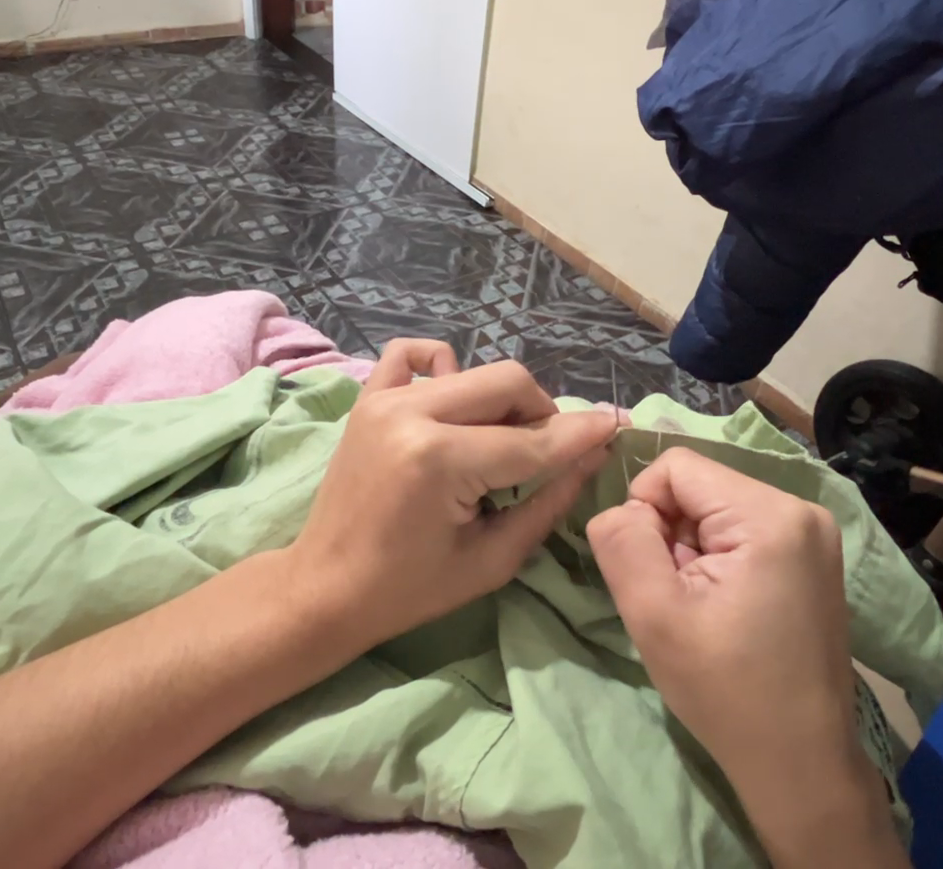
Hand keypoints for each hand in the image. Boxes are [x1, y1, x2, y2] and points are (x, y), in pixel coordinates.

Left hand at [288, 339, 616, 649]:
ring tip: (500, 440)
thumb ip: (547, 501)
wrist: (326, 587)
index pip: (531, 441)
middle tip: (546, 454)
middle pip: (508, 383)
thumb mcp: (492, 559)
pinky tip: (453, 399)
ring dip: (502, 399)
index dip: (580, 437)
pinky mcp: (368, 398)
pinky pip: (412, 354)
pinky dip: (444, 365)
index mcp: (440, 460)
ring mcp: (385, 399)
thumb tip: (592, 455)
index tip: (615, 426)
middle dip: (543, 415)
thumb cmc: (410, 589)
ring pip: (474, 369)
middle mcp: (412, 413)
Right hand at [586, 447, 855, 771]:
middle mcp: (801, 509)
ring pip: (714, 509)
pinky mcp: (812, 558)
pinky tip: (723, 609)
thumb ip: (621, 540)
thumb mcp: (652, 613)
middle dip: (671, 533)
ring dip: (691, 550)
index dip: (644, 508)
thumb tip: (619, 508)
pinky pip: (739, 530)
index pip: (675, 466)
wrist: (799, 763)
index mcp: (769, 514)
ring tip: (702, 608)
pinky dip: (716, 560)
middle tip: (679, 597)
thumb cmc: (724, 690)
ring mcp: (812, 534)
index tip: (652, 570)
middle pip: (698, 486)